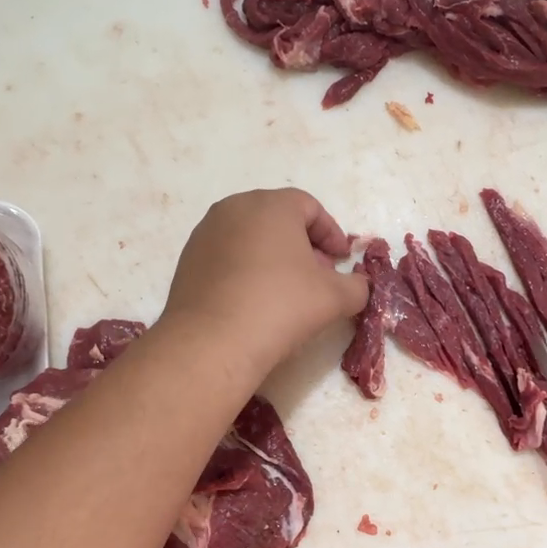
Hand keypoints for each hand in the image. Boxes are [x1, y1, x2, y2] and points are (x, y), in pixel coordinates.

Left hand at [162, 188, 367, 369]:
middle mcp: (234, 209)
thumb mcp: (334, 298)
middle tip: (319, 277)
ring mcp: (206, 234)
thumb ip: (357, 286)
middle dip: (304, 246)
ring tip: (287, 293)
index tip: (342, 260)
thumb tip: (358, 285)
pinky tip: (256, 303)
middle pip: (278, 219)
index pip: (310, 207)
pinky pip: (228, 258)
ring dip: (274, 259)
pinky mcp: (188, 261)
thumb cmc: (281, 307)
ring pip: (251, 238)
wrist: (213, 341)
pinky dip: (247, 272)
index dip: (332, 233)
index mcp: (271, 205)